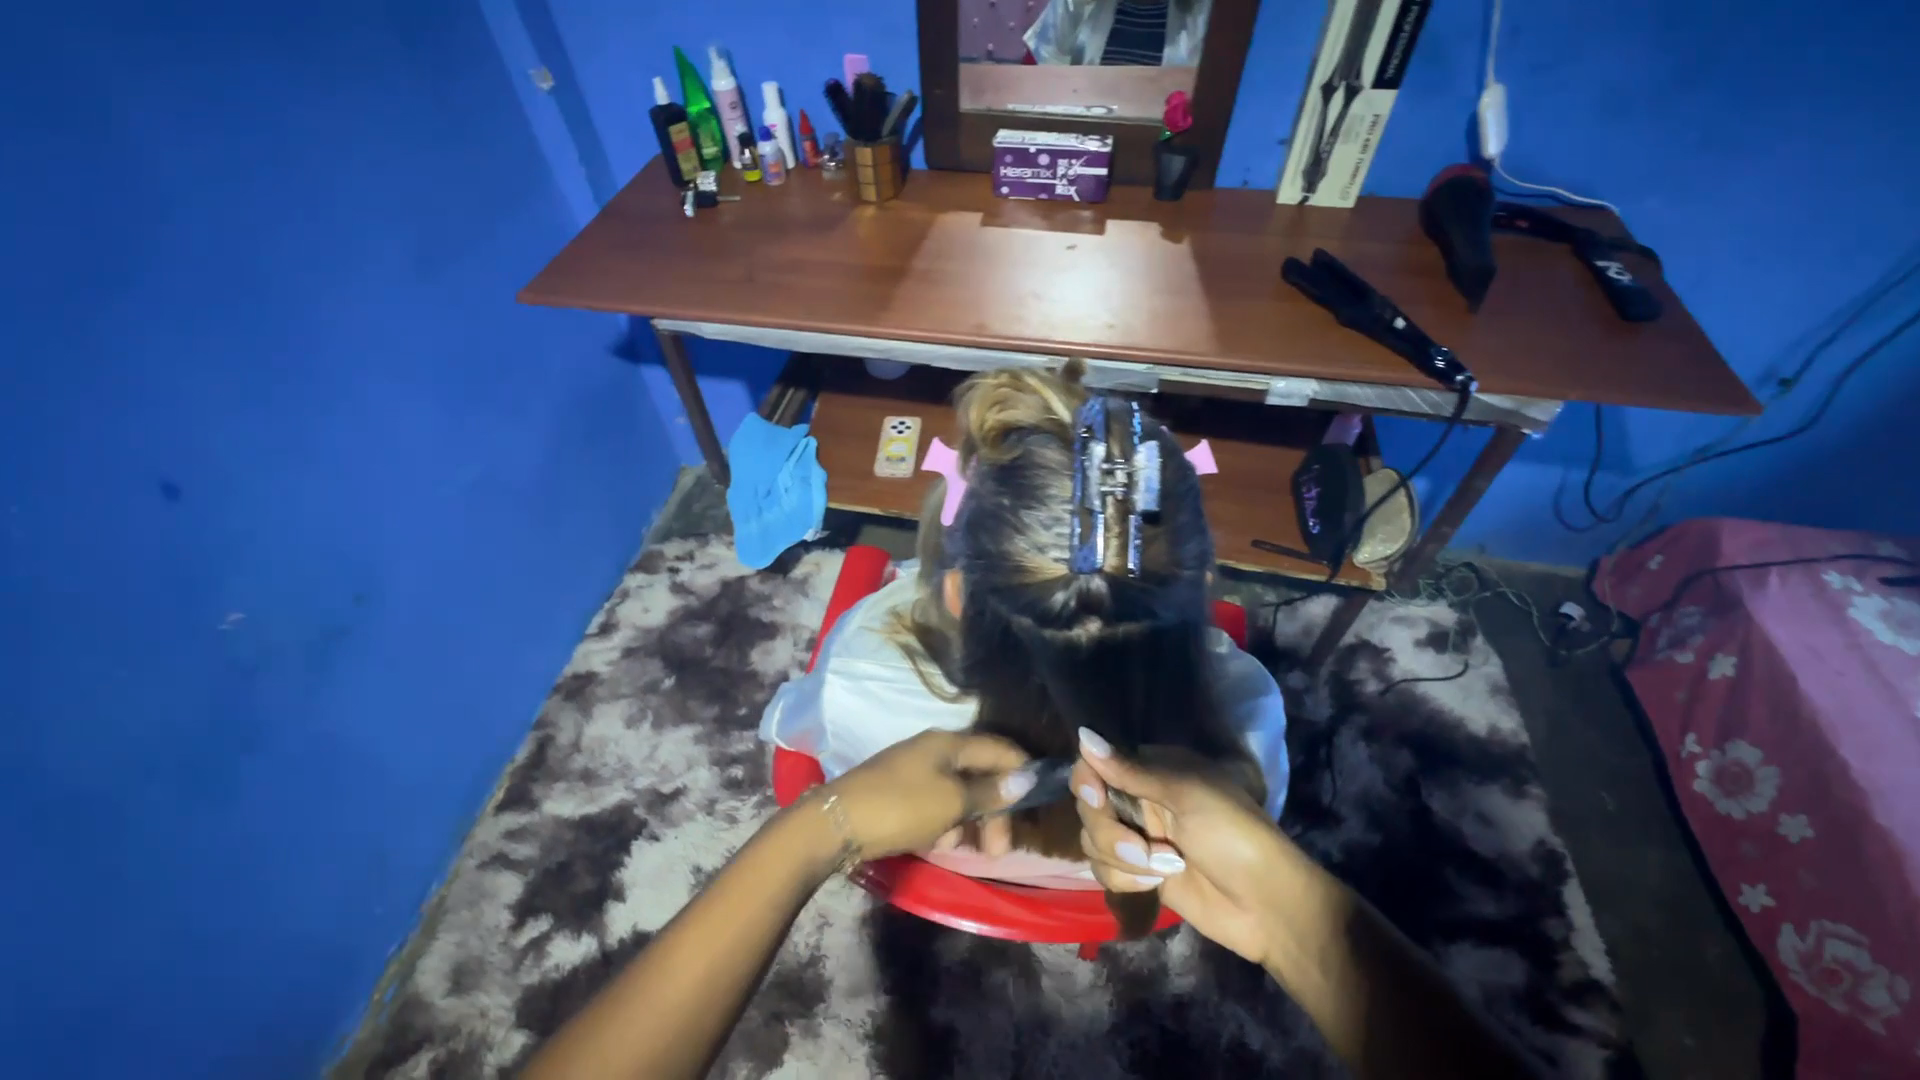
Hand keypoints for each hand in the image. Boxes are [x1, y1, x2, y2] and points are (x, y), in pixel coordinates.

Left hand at [821, 730, 1033, 859]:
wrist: (834, 825)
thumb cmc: (900, 807)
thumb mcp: (951, 802)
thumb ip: (989, 791)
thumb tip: (1025, 779)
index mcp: (950, 742)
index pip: (1000, 749)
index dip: (1022, 773)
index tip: (1036, 807)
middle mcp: (935, 750)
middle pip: (980, 775)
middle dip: (995, 811)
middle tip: (998, 850)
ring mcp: (915, 771)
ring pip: (959, 794)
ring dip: (970, 822)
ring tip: (964, 850)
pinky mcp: (900, 794)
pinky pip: (937, 806)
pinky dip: (945, 824)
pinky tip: (939, 846)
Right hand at [1070, 728, 1293, 966]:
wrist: (1266, 904)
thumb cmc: (1233, 835)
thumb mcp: (1185, 795)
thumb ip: (1130, 770)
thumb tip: (1083, 734)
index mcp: (1154, 769)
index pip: (1096, 764)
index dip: (1088, 782)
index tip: (1097, 799)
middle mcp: (1140, 798)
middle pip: (1088, 806)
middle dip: (1111, 832)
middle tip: (1145, 850)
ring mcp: (1138, 837)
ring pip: (1092, 840)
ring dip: (1122, 860)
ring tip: (1162, 869)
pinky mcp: (1138, 873)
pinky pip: (1103, 870)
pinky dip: (1125, 880)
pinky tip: (1156, 885)